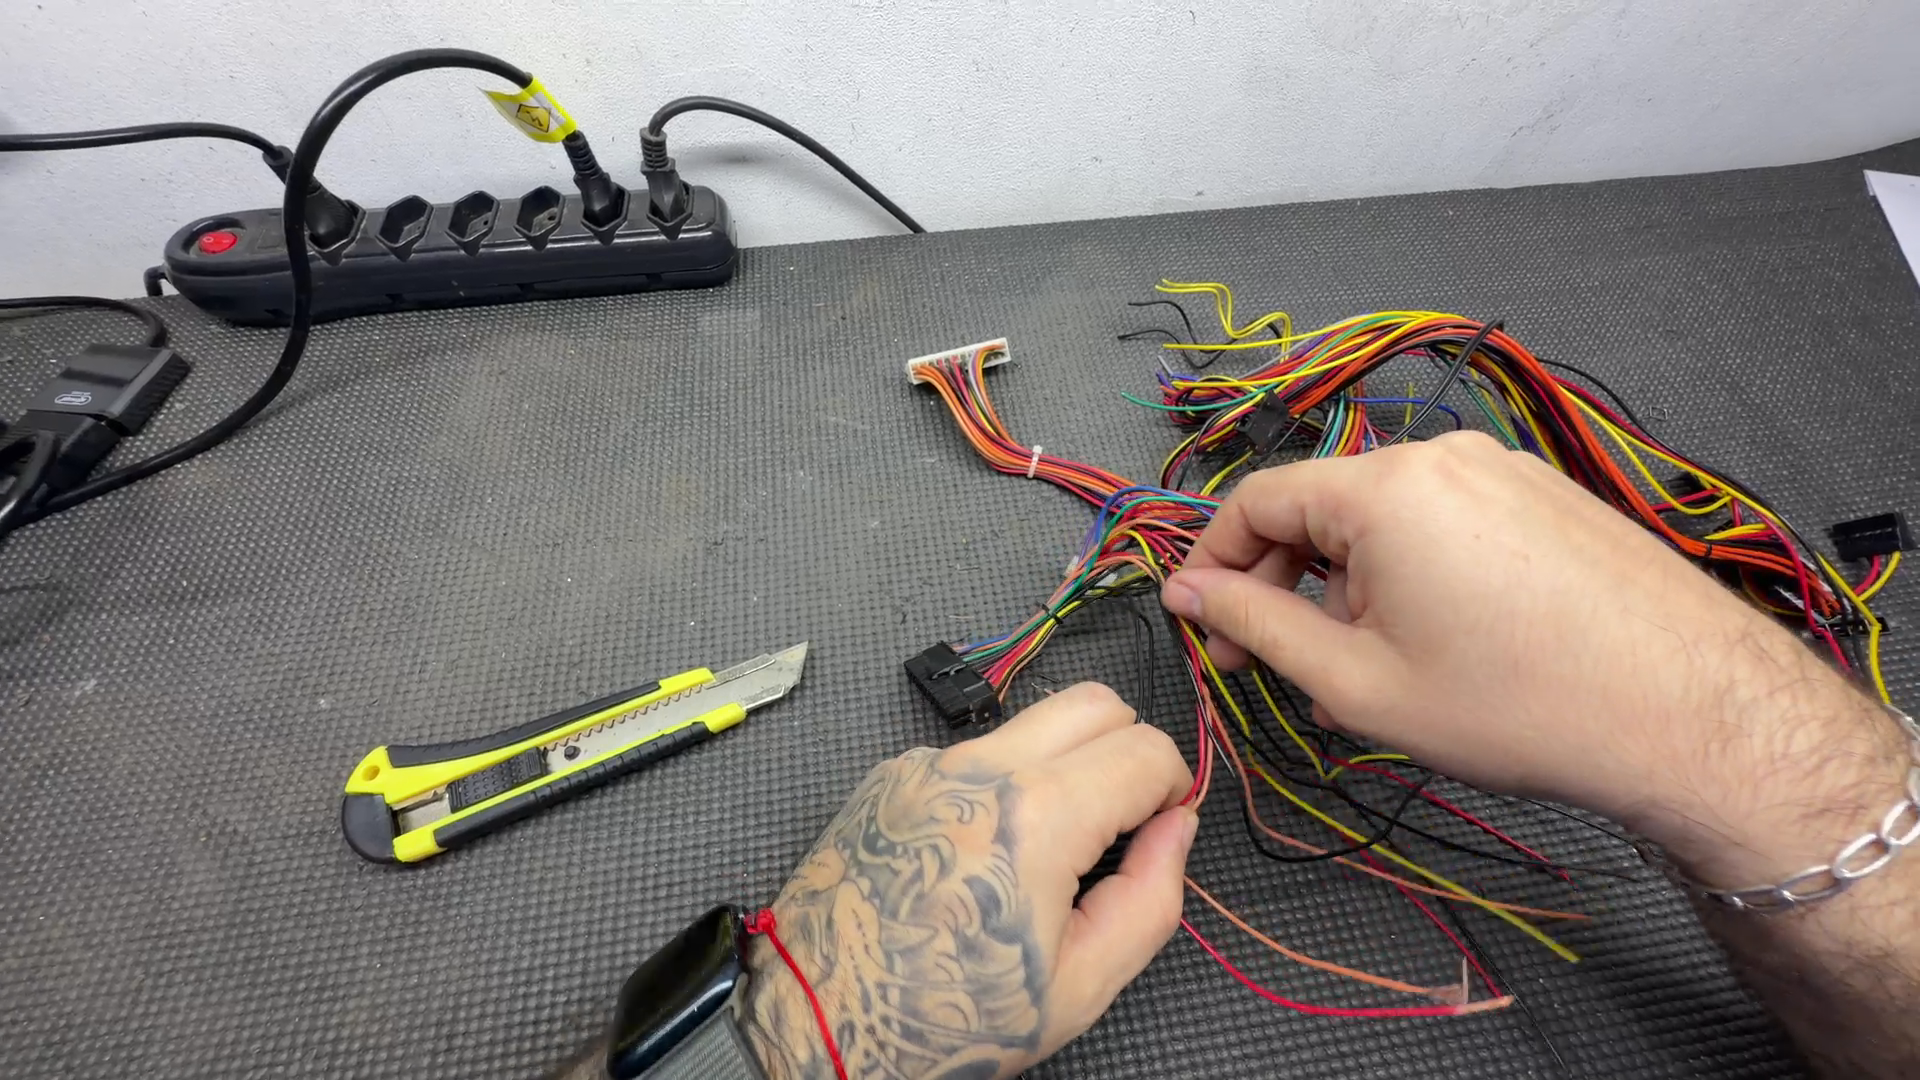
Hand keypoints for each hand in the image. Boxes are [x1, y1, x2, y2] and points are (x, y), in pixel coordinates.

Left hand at [740, 682, 1197, 1079]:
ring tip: (1050, 838)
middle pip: (1094, 700)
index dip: (1174, 783)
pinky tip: (983, 843)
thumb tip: (1176, 826)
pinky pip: (979, 747)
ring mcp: (932, 758)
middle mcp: (983, 763)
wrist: (817, 1008)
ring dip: (1067, 759)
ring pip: (1035, 718)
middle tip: (1121, 813)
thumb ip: (1151, 897)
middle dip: (1128, 745)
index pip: (1145, 748)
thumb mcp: (1079, 984)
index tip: (1161, 823)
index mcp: (1036, 815)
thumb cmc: (948, 1015)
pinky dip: (1007, 776)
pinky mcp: (898, 766)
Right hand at [1158, 431, 1902, 888]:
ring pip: (1370, 522)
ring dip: (1331, 587)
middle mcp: (1436, 457)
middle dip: (1271, 582)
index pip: (1253, 502)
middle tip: (1255, 655)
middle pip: (1312, 509)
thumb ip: (1249, 622)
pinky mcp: (1538, 496)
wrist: (1709, 727)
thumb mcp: (1349, 677)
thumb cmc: (1507, 704)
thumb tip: (1181, 591)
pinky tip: (1404, 638)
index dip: (1211, 560)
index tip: (1196, 617)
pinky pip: (1430, 525)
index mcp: (1381, 487)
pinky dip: (1392, 575)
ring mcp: (1497, 471)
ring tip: (1338, 664)